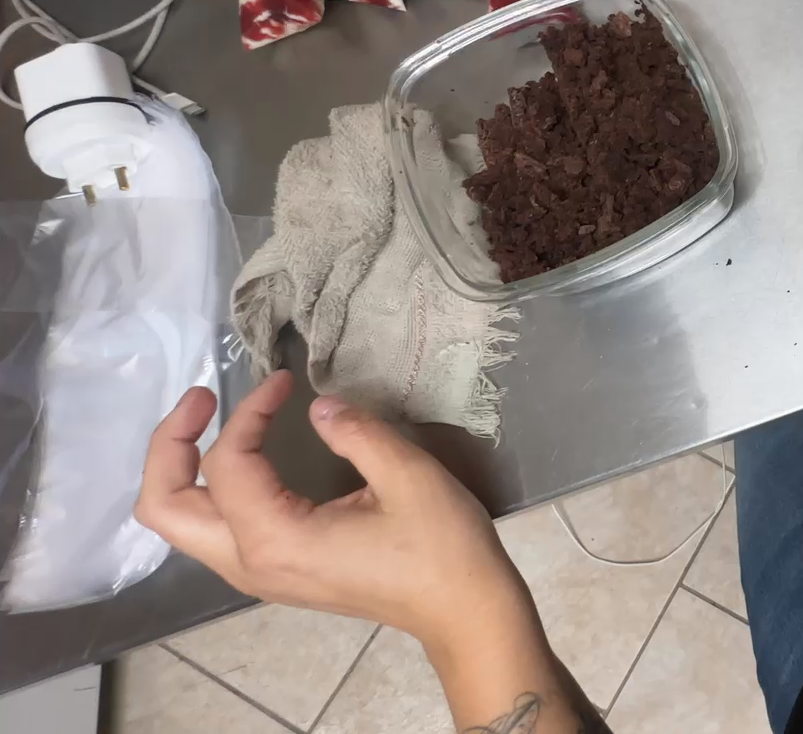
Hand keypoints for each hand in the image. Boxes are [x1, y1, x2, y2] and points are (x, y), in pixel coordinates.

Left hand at [136, 371, 536, 660]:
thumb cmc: (439, 541)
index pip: (230, 465)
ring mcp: (260, 574)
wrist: (459, 601)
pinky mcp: (279, 573)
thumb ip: (360, 436)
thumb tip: (320, 407)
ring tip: (219, 425)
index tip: (288, 379)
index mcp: (276, 538)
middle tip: (203, 399)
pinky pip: (217, 531)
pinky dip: (215, 491)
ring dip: (187, 471)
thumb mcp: (410, 477)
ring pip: (184, 524)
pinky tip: (250, 466)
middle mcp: (249, 562)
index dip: (249, 413)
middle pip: (165, 507)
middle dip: (170, 447)